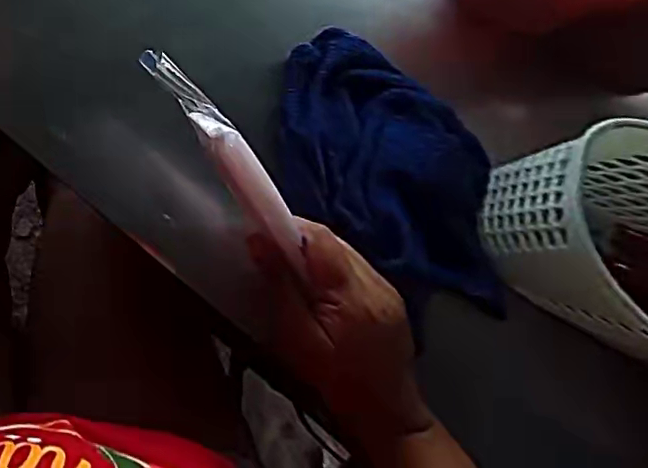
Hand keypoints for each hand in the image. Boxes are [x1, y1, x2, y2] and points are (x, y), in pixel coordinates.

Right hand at [251, 218, 436, 454]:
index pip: (320, 238)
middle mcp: (374, 283)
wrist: (388, 420)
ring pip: (342, 249)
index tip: (263, 233)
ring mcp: (386, 287)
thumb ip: (280, 287)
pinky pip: (353, 264)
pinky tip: (319, 284)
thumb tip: (257, 239)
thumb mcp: (298, 341)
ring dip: (314, 251)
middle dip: (299, 238)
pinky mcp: (389, 294)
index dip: (289, 227)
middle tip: (273, 252)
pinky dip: (331, 265)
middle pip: (331, 240)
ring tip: (294, 268)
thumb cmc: (337, 384)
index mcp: (353, 295)